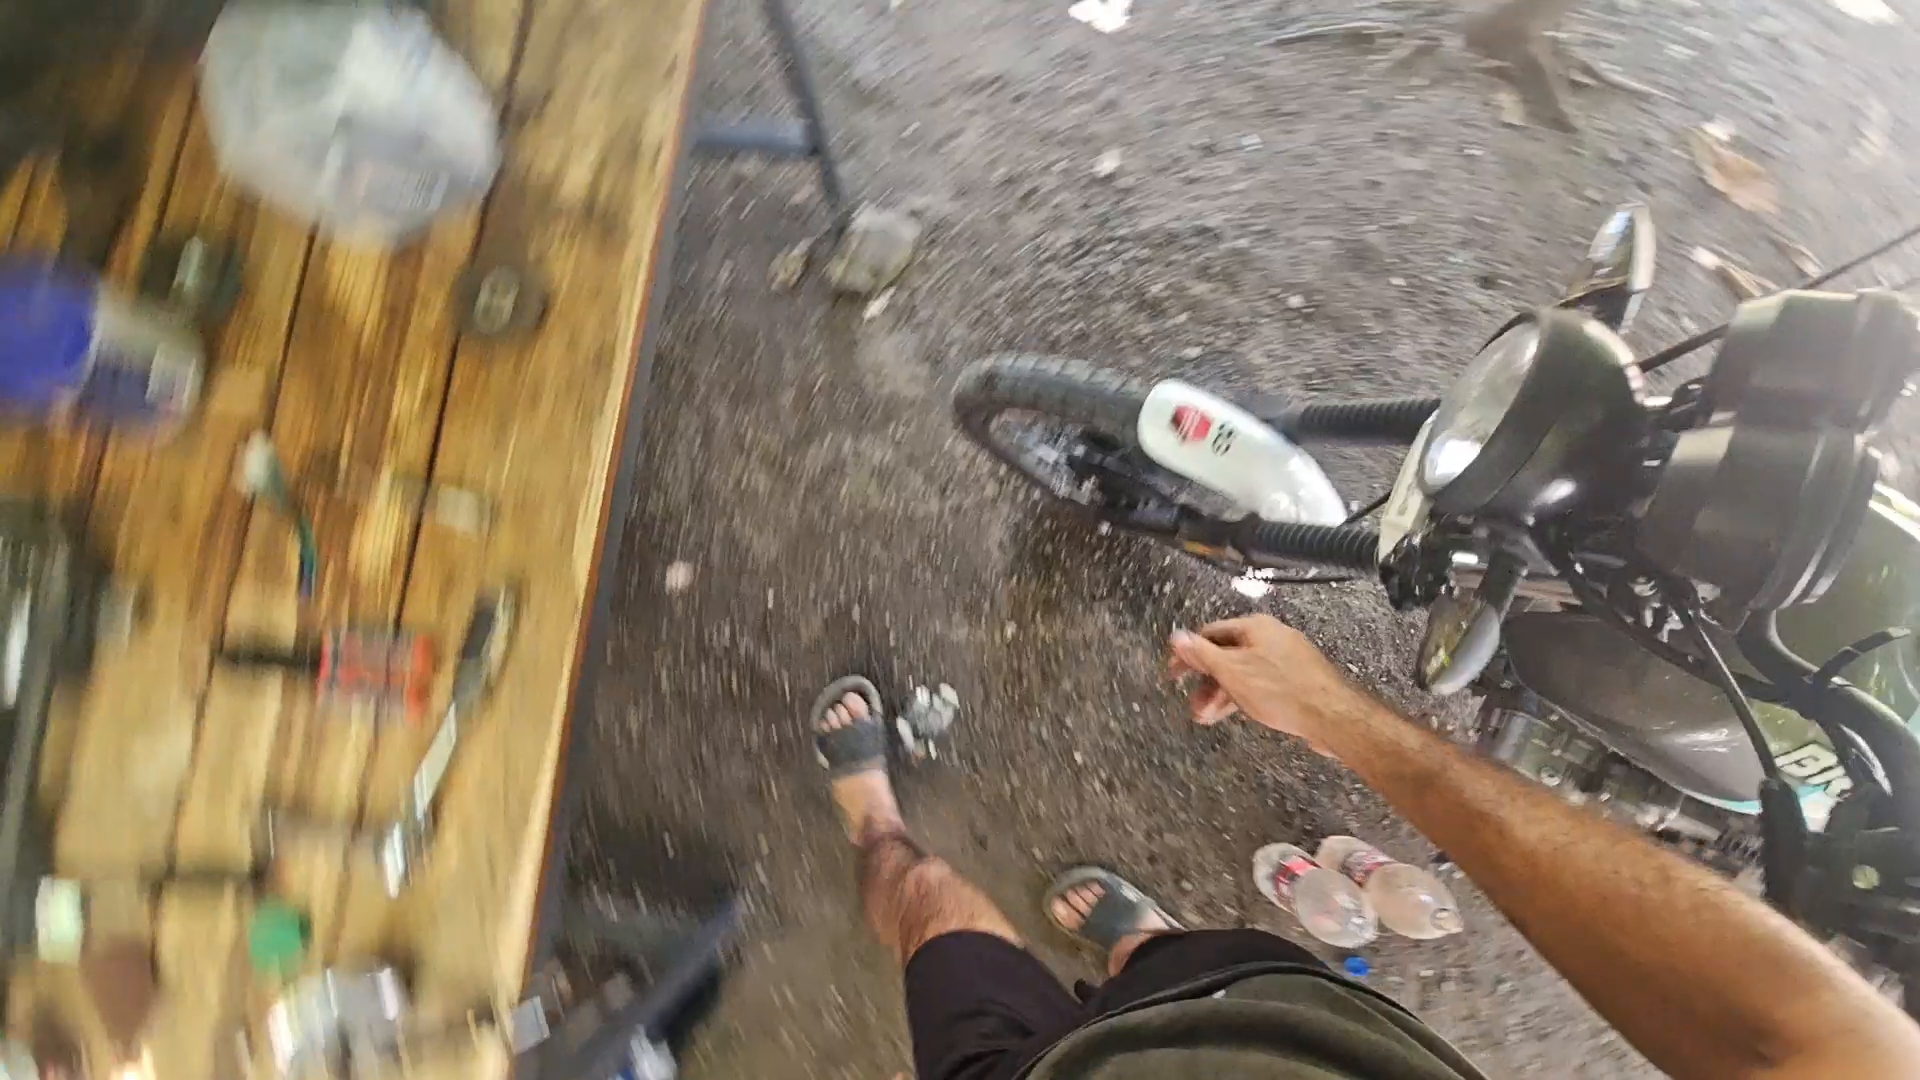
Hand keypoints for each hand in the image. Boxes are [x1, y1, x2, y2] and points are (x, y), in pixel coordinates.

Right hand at [1168, 615, 1376, 755]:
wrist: (1334, 718)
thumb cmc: (1281, 691)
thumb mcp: (1231, 671)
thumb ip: (1201, 654)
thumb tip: (1176, 636)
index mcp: (1255, 627)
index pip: (1209, 634)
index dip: (1188, 655)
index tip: (1174, 674)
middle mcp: (1271, 636)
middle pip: (1227, 655)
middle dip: (1206, 682)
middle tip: (1193, 704)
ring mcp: (1287, 658)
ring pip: (1244, 672)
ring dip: (1222, 693)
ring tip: (1208, 717)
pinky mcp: (1298, 679)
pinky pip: (1262, 683)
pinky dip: (1244, 696)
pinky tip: (1237, 712)